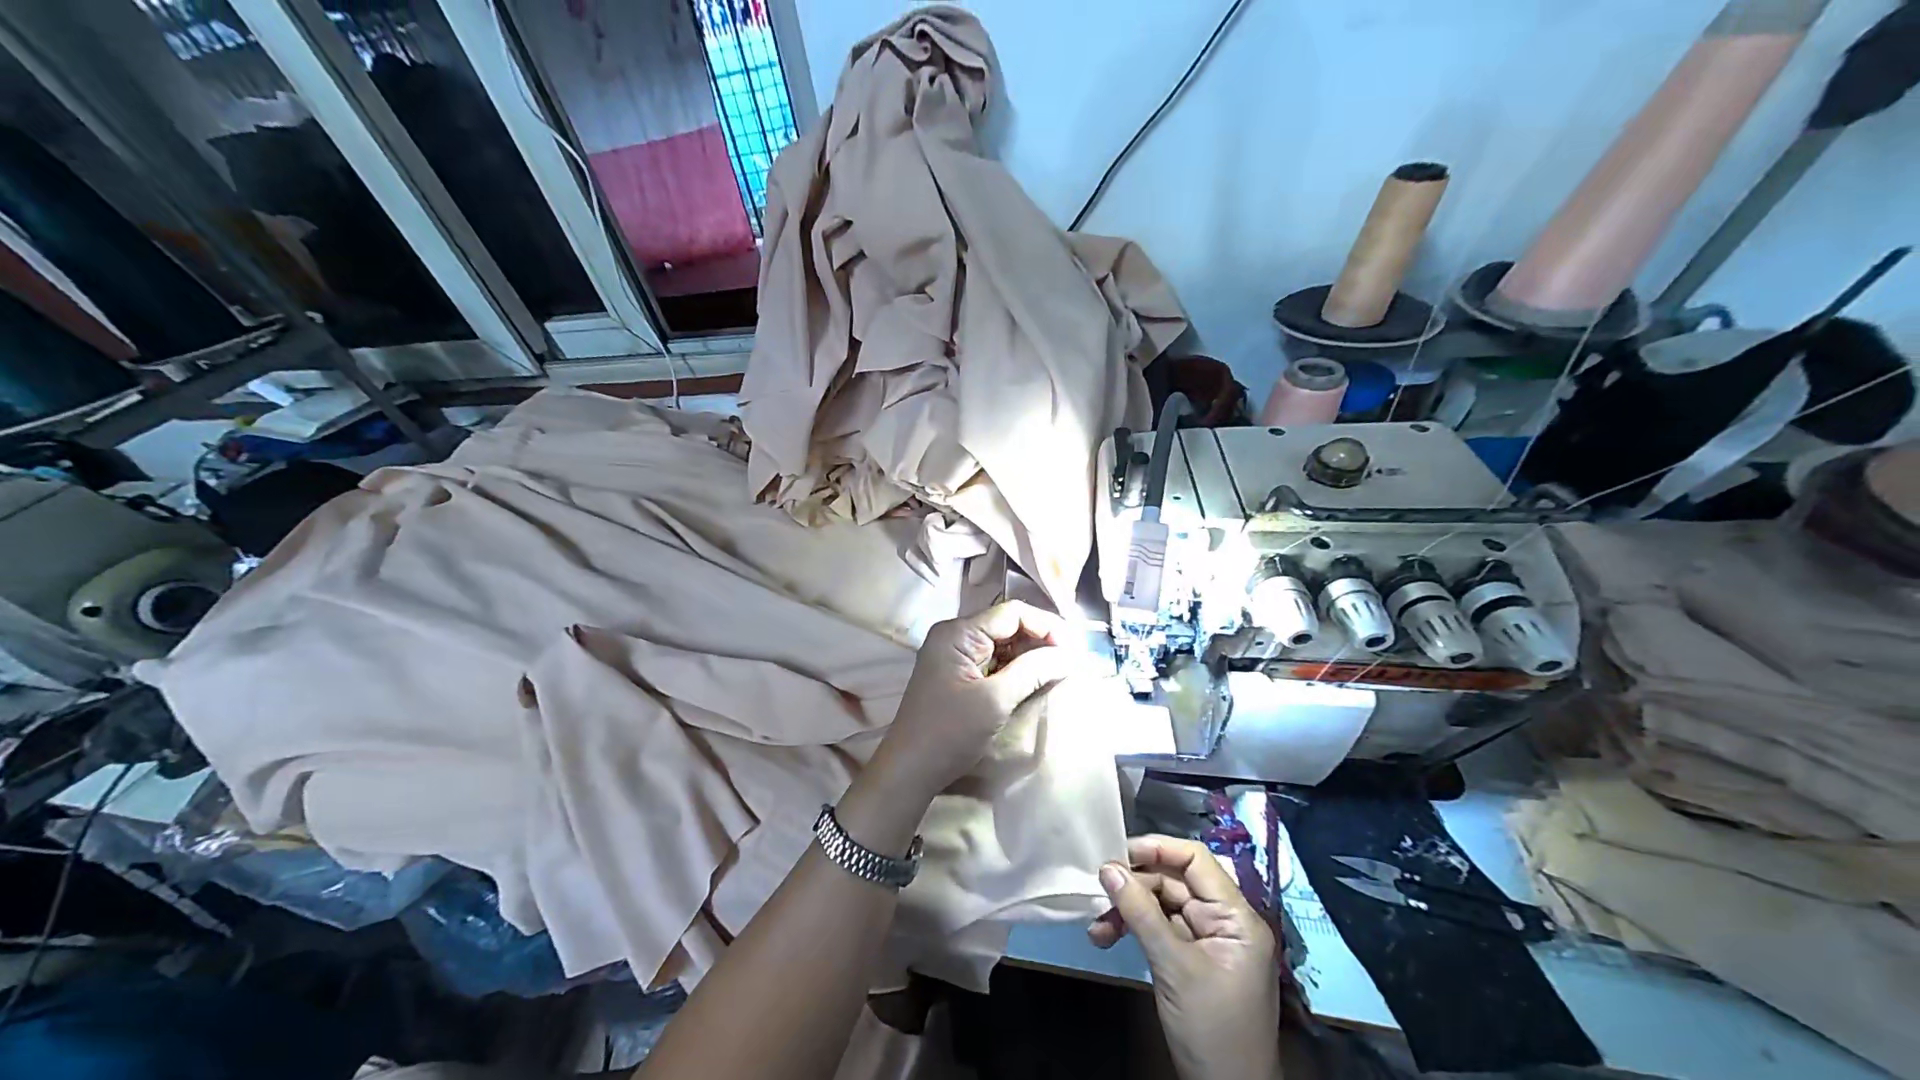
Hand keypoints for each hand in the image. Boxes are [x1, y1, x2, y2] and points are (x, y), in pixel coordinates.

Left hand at [868, 601, 1078, 804]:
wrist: (909, 769)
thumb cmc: (949, 733)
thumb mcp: (995, 700)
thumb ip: (1033, 671)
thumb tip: (1070, 655)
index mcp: (958, 633)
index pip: (1012, 613)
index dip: (1046, 626)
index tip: (1074, 650)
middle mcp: (955, 636)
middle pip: (1009, 625)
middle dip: (1042, 640)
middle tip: (1072, 662)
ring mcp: (956, 655)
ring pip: (1004, 643)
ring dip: (1032, 655)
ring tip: (1061, 671)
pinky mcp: (959, 674)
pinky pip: (995, 661)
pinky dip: (1017, 668)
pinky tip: (1038, 680)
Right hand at [1089, 836, 1281, 1079]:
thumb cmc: (1212, 1029)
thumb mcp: (1174, 967)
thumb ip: (1142, 914)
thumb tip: (1108, 868)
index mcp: (1236, 916)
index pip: (1196, 861)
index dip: (1157, 849)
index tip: (1117, 852)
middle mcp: (1223, 920)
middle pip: (1173, 881)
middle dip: (1134, 887)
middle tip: (1098, 893)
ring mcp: (1206, 940)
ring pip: (1161, 905)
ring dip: (1127, 911)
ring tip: (1097, 928)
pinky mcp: (1189, 958)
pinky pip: (1158, 928)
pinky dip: (1133, 930)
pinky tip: (1105, 939)